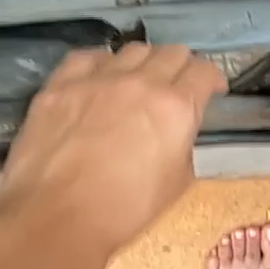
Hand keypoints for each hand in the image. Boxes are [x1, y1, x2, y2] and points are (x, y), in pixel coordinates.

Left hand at [0, 44, 226, 259]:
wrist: (56, 219)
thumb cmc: (127, 209)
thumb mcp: (179, 180)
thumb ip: (184, 142)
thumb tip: (176, 131)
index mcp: (177, 107)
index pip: (205, 71)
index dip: (213, 79)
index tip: (212, 91)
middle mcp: (141, 83)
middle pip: (172, 52)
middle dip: (183, 67)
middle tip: (178, 86)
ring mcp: (97, 80)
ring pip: (133, 49)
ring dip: (145, 62)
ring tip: (139, 82)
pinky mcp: (59, 86)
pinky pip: (87, 57)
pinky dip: (102, 63)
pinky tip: (100, 79)